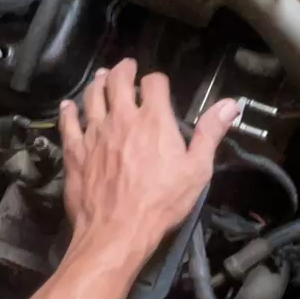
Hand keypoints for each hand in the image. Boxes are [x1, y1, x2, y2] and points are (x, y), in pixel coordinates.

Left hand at [58, 59, 239, 264]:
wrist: (118, 230)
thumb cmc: (162, 202)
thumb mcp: (197, 170)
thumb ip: (211, 134)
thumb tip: (230, 104)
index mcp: (154, 120)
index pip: (154, 83)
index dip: (157, 80)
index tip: (158, 85)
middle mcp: (122, 118)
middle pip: (118, 80)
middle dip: (124, 70)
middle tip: (127, 68)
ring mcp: (95, 133)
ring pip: (92, 95)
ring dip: (98, 83)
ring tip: (102, 78)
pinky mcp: (75, 150)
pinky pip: (69, 122)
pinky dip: (70, 110)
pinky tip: (69, 106)